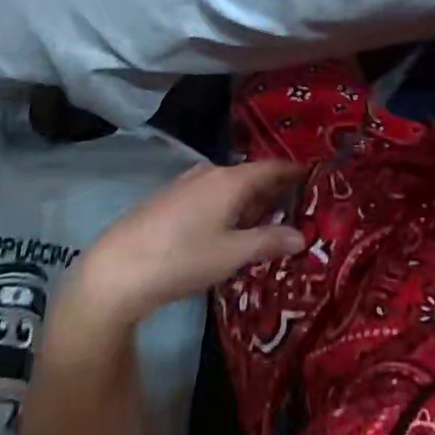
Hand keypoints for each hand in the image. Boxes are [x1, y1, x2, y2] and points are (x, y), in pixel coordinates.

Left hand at [68, 161, 306, 324]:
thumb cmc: (182, 258)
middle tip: (299, 206)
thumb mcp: (232, 254)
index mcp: (230, 179)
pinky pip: (212, 193)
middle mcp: (210, 172)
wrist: (119, 267)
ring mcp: (187, 183)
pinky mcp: (170, 197)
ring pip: (230, 185)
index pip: (272, 166)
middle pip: (251, 174)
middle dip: (274, 189)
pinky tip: (231, 227)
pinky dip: (229, 204)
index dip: (294, 171)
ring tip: (270, 220)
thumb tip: (302, 235)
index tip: (316, 176)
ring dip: (250, 200)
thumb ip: (269, 241)